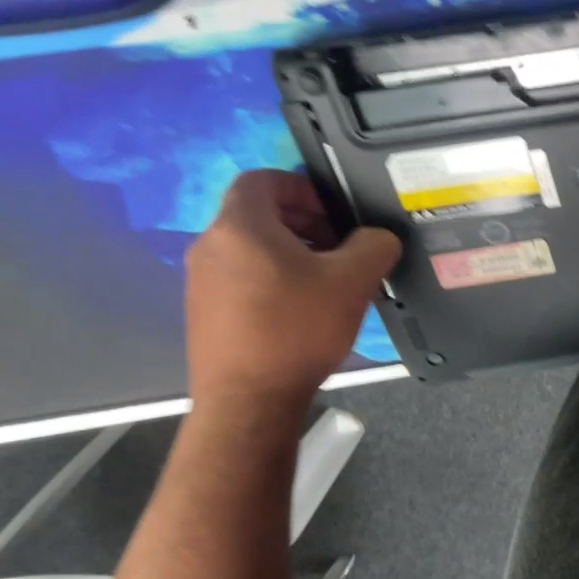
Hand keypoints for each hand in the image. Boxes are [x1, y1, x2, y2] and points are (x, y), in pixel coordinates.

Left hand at [185, 170, 401, 410]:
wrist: (250, 399)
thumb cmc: (298, 328)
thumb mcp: (354, 280)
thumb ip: (373, 245)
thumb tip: (376, 238)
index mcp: (240, 227)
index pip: (262, 179)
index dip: (301, 186)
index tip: (335, 210)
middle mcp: (211, 246)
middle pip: (258, 214)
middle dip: (305, 221)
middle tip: (343, 245)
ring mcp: (202, 280)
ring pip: (252, 246)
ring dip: (293, 250)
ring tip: (331, 279)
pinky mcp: (205, 310)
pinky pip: (243, 275)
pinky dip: (276, 276)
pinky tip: (306, 307)